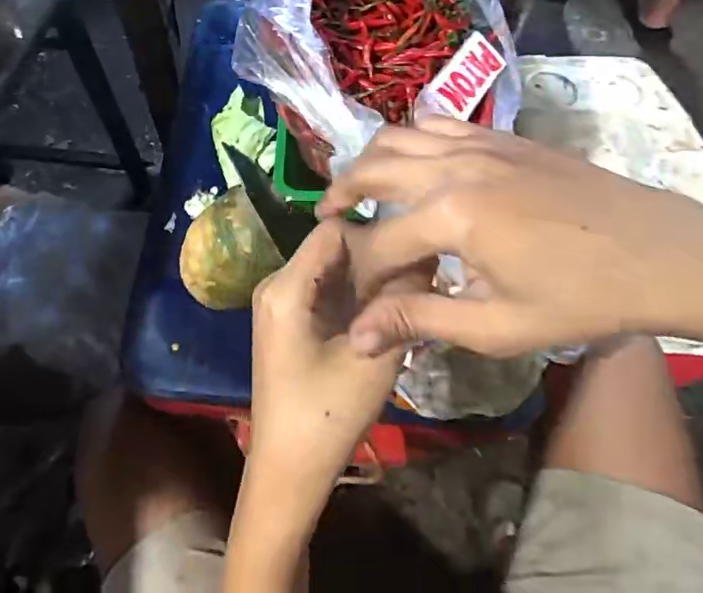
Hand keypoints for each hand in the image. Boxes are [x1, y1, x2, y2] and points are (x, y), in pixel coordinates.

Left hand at [247, 219, 402, 478]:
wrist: (287, 472)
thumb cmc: (326, 416)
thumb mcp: (375, 357)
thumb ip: (402, 302)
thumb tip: (428, 256)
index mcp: (285, 287)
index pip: (332, 229)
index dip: (372, 238)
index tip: (405, 259)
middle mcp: (275, 284)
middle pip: (330, 248)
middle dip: (372, 260)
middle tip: (411, 283)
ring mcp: (279, 302)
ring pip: (331, 269)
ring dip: (366, 280)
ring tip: (401, 300)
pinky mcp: (288, 320)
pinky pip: (324, 289)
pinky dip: (353, 297)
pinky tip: (380, 317)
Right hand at [319, 118, 702, 357]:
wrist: (659, 251)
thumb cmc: (581, 298)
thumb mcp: (498, 324)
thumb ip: (420, 320)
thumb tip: (357, 334)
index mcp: (450, 215)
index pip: (379, 241)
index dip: (360, 271)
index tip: (354, 294)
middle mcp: (452, 166)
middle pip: (373, 168)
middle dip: (342, 193)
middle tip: (327, 215)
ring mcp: (477, 142)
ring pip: (398, 135)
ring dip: (369, 158)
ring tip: (359, 183)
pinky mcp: (498, 135)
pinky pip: (436, 121)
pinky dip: (410, 136)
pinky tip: (413, 159)